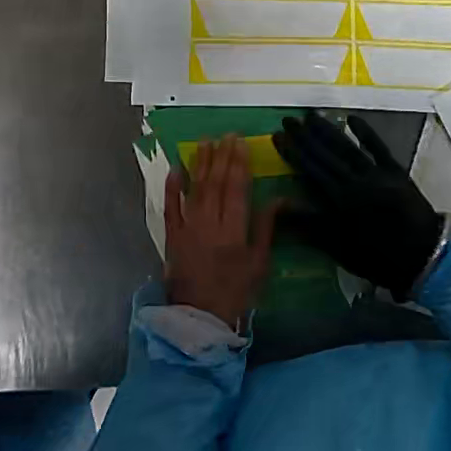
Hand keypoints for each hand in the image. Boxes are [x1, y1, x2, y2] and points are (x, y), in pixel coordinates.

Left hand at [165, 135, 279, 330]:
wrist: (200, 315)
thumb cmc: (236, 291)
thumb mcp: (259, 263)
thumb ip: (267, 228)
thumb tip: (279, 198)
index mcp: (234, 231)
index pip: (236, 188)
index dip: (238, 163)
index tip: (240, 143)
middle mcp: (209, 224)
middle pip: (215, 183)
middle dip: (221, 157)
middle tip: (225, 135)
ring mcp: (187, 228)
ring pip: (194, 189)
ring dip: (199, 164)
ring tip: (204, 143)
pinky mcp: (171, 235)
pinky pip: (170, 206)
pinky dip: (172, 187)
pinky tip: (176, 168)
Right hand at [272, 112, 444, 295]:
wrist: (425, 259)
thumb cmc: (377, 257)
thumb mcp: (338, 248)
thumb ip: (308, 225)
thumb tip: (277, 207)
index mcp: (340, 199)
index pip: (310, 169)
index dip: (292, 152)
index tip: (277, 135)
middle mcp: (356, 180)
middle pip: (326, 154)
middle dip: (305, 136)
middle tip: (289, 119)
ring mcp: (378, 174)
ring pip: (348, 148)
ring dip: (329, 130)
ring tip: (312, 115)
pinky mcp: (396, 173)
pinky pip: (379, 149)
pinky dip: (366, 133)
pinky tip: (352, 119)